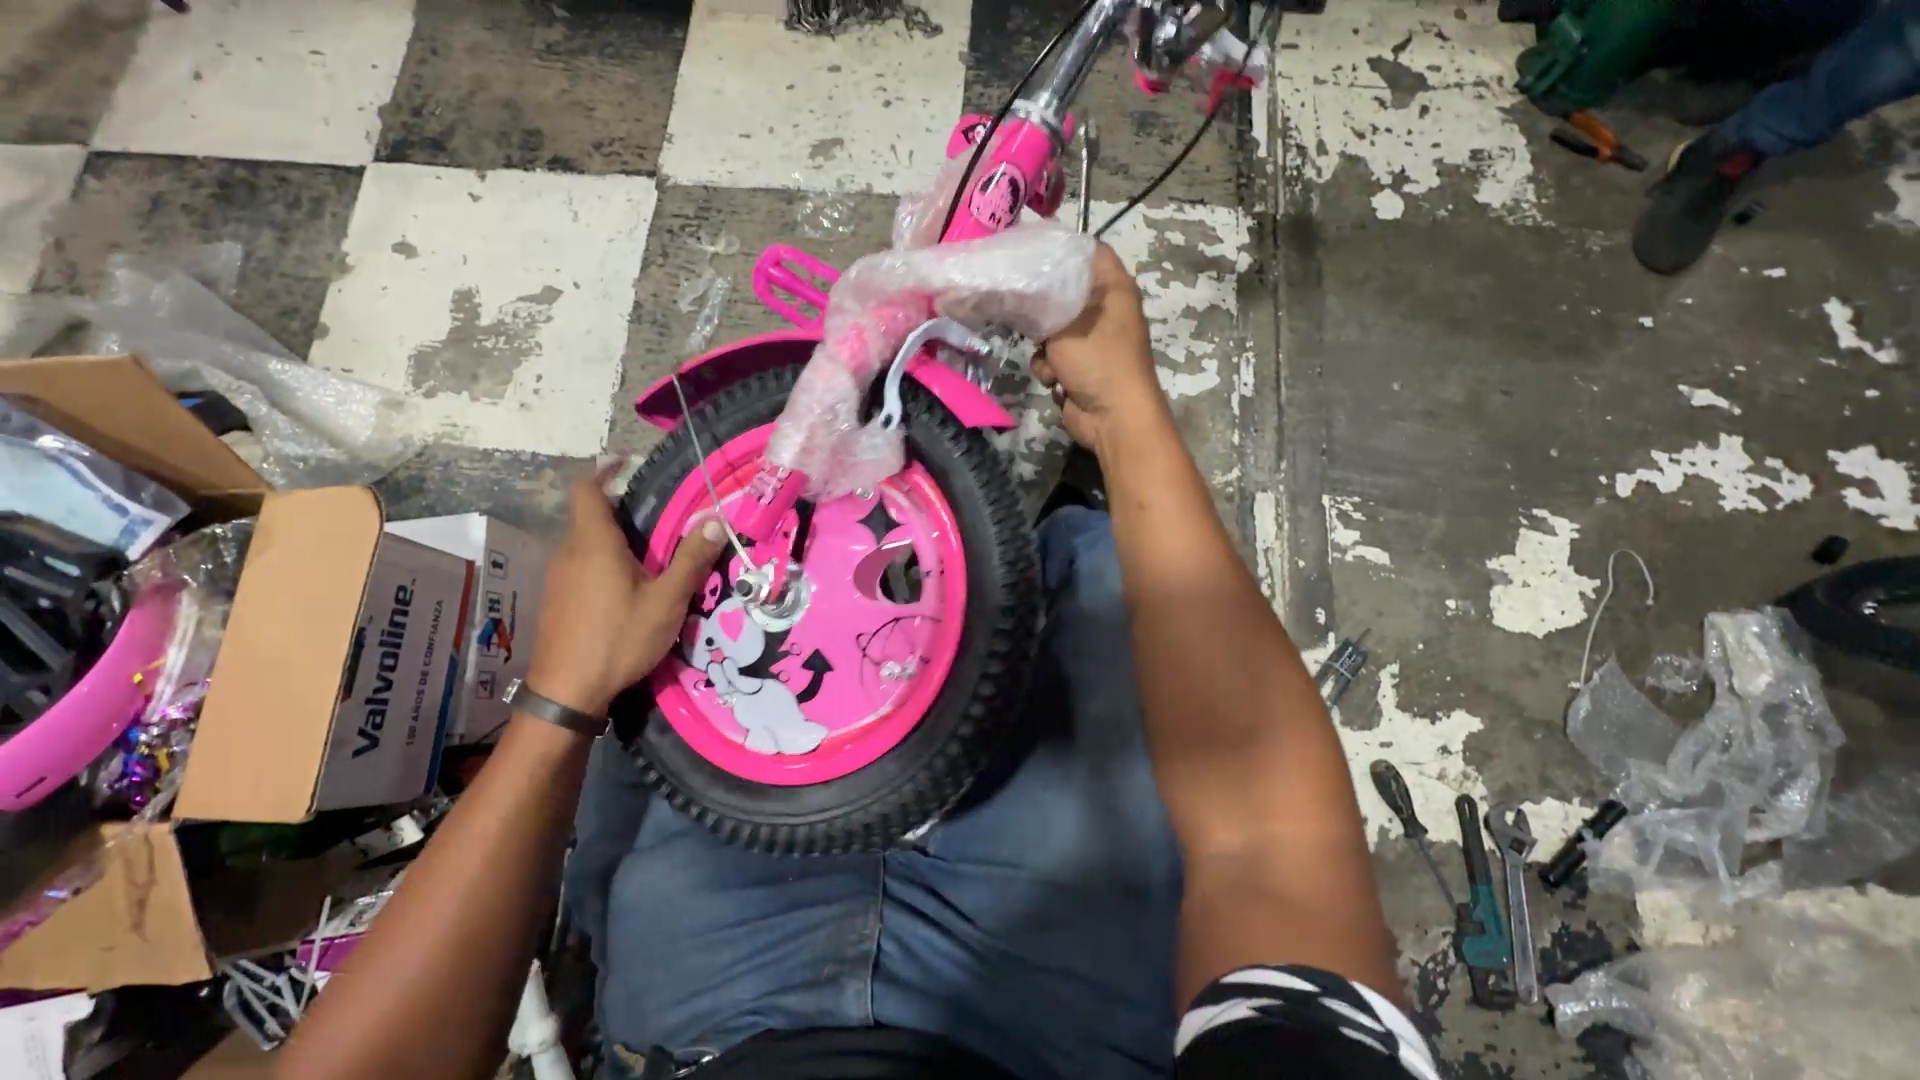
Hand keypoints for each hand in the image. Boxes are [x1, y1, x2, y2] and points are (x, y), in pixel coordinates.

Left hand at [523, 464, 727, 715]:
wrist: (566, 692)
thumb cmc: (619, 639)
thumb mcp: (666, 601)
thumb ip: (690, 560)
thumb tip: (716, 521)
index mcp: (594, 542)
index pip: (586, 489)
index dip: (603, 471)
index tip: (625, 463)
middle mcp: (568, 552)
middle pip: (590, 518)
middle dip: (622, 515)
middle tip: (660, 526)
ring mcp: (556, 578)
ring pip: (585, 546)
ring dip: (613, 546)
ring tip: (649, 563)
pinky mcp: (554, 601)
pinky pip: (579, 570)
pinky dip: (601, 568)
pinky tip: (625, 595)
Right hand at [1032, 243, 1166, 454]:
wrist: (1114, 419)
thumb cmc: (1098, 362)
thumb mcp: (1064, 325)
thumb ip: (1040, 301)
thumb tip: (1020, 285)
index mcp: (1113, 289)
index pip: (1089, 251)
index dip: (1062, 247)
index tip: (1029, 250)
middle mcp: (1105, 310)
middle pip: (1064, 291)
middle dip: (1041, 305)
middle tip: (1017, 303)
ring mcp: (1092, 340)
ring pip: (1051, 328)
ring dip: (1043, 347)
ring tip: (1049, 359)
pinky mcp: (1080, 366)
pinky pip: (1053, 356)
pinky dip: (1050, 368)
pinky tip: (1054, 380)